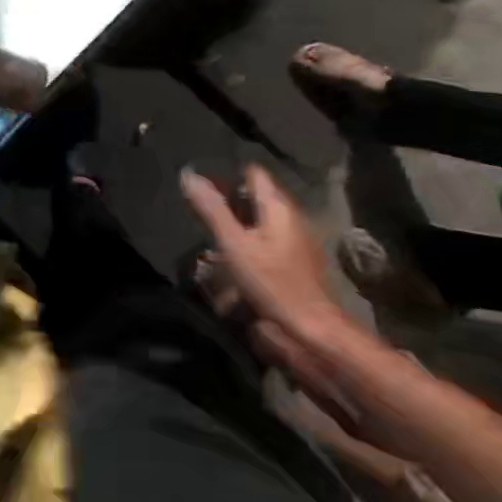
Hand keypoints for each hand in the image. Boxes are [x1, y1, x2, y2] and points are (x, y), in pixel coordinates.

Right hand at [182, 165, 342, 335]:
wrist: (312, 327)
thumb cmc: (272, 282)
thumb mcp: (234, 244)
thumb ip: (212, 210)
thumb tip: (189, 175)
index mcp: (278, 207)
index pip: (253, 173)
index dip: (228, 175)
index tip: (204, 186)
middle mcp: (292, 216)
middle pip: (257, 195)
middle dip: (230, 201)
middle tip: (203, 213)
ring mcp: (297, 237)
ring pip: (261, 217)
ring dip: (238, 222)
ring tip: (214, 236)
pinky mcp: (298, 257)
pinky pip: (268, 236)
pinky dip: (250, 239)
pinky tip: (234, 257)